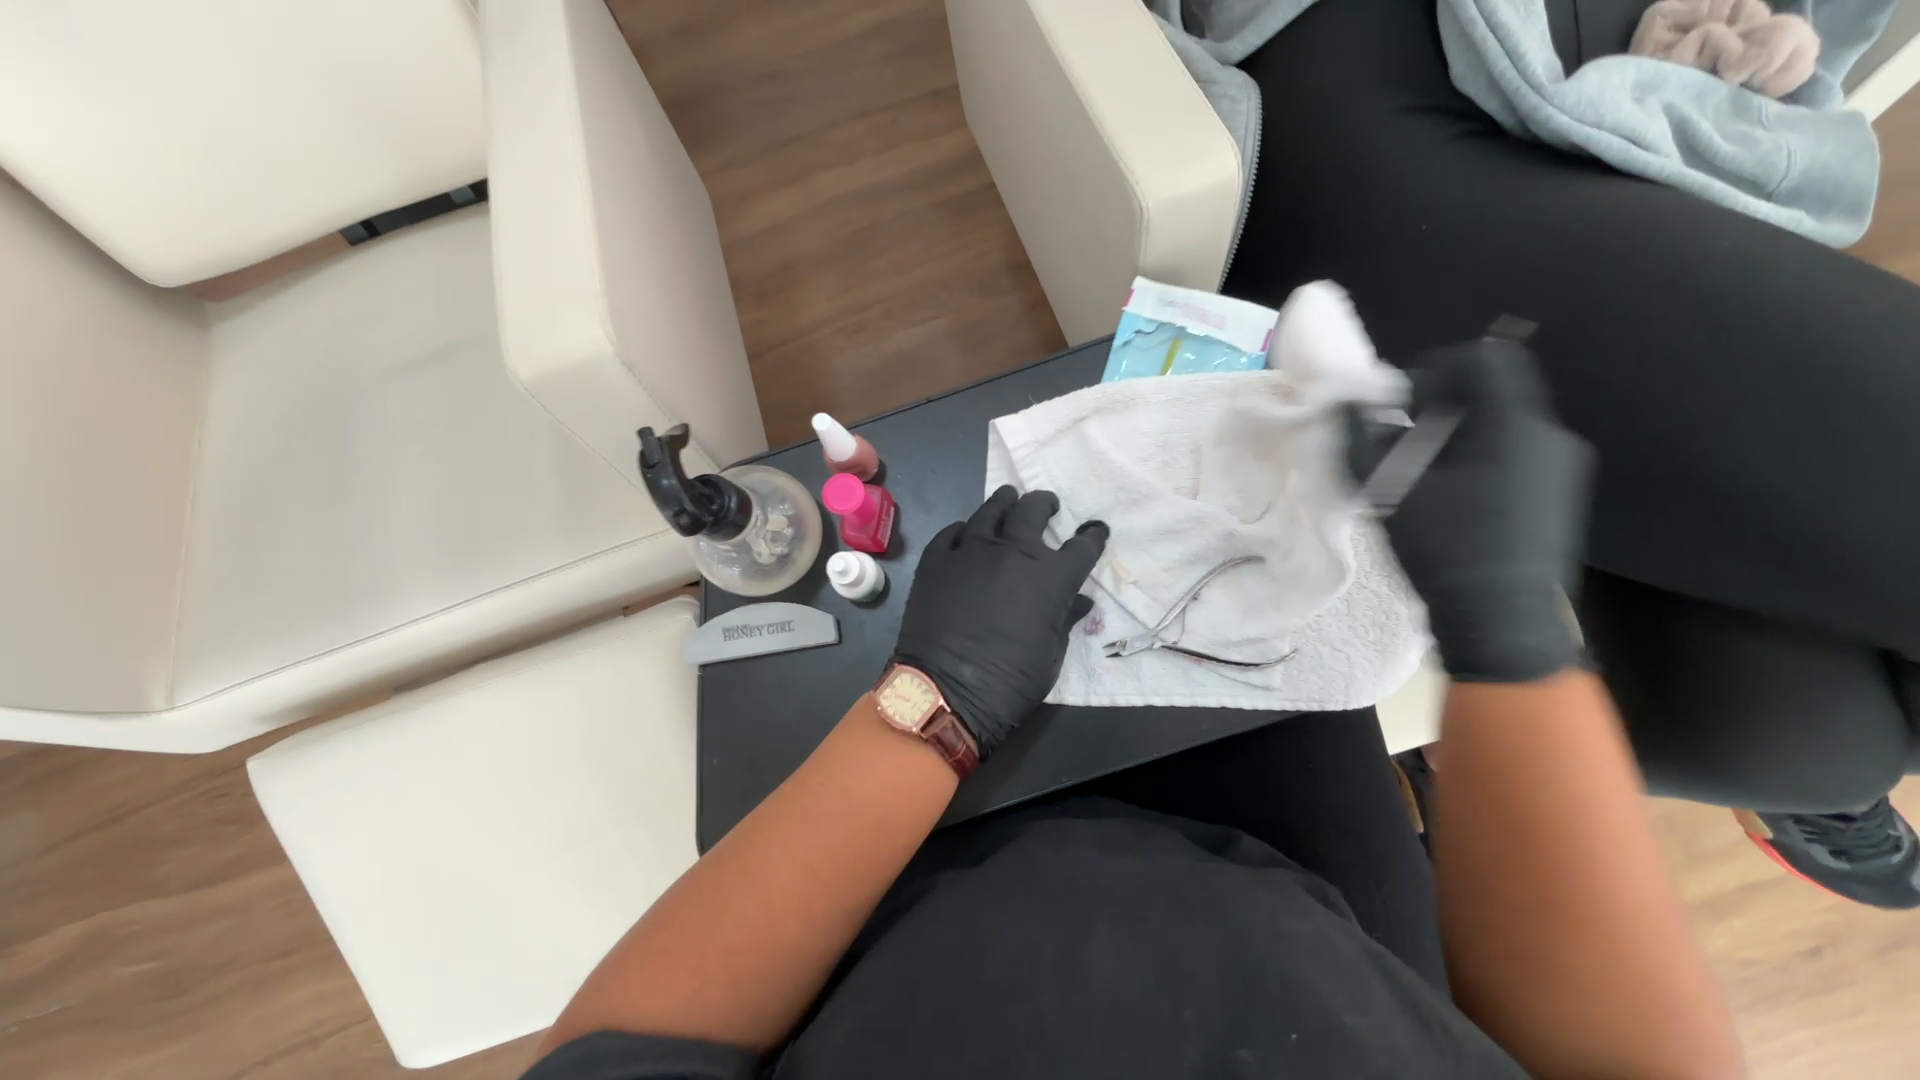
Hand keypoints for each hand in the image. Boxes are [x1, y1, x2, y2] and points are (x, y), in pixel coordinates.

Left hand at [891, 486, 1106, 754]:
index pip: (1081, 547)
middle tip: (1047, 504)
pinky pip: (951, 533)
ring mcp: (971, 551)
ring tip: (1008, 498)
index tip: (1095, 531)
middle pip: (1032, 512)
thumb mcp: (1050, 656)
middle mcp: (1014, 553)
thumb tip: (1078, 602)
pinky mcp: (936, 560)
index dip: (1092, 537)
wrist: (945, 689)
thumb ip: (1064, 621)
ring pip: (990, 512)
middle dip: (1044, 505)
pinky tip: (965, 532)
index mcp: (1051, 578)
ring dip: (1004, 503)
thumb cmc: (1009, 681)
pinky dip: (963, 530)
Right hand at [1347, 339, 1592, 682]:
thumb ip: (1362, 439)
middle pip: (1490, 392)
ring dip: (1455, 435)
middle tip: (1400, 442)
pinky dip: (1476, 458)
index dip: (1436, 369)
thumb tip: (1346, 405)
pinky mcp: (1556, 494)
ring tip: (1419, 475)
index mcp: (1513, 425)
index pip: (1484, 358)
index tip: (1403, 403)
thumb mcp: (1390, 491)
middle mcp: (1547, 435)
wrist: (1500, 620)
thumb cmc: (1445, 549)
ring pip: (1500, 425)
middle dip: (1439, 407)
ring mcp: (1559, 466)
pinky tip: (1449, 498)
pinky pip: (1512, 453)